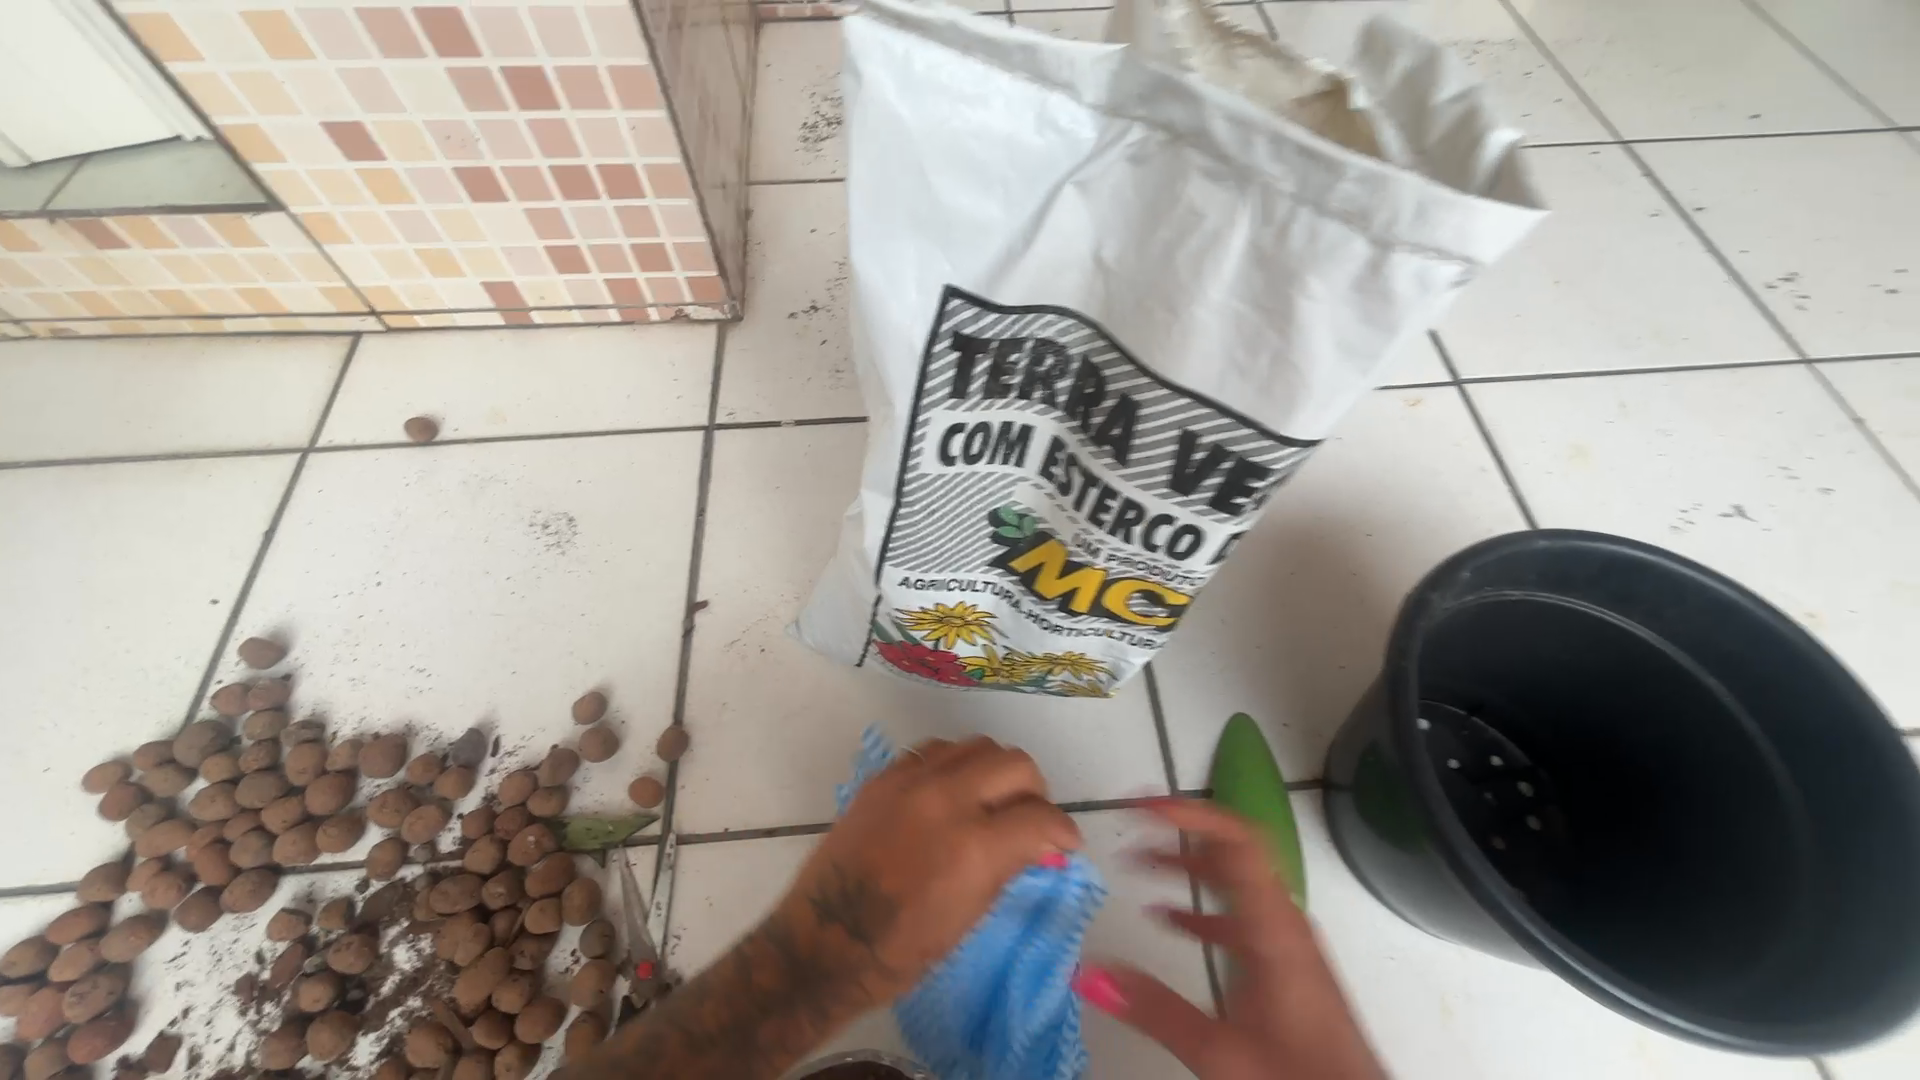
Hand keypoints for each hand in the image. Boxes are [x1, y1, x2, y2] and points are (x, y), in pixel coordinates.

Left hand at [774, 736, 1082, 1004]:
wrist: (825, 940)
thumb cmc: (901, 949)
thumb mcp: (969, 916)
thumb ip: (1007, 866)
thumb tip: (1038, 843)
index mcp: (975, 846)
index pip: (1042, 818)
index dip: (1063, 832)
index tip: (1063, 844)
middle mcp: (947, 799)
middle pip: (1015, 763)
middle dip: (1034, 791)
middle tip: (1029, 818)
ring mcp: (911, 781)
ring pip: (977, 745)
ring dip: (994, 771)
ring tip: (989, 801)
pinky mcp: (884, 777)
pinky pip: (934, 750)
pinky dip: (953, 766)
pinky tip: (949, 794)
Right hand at [1075, 800, 1387, 1079]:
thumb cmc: (1297, 1076)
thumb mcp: (1220, 1051)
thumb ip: (1154, 1009)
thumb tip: (1086, 971)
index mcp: (1273, 928)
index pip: (1237, 840)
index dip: (1192, 813)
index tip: (1145, 806)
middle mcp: (1282, 923)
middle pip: (1232, 853)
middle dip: (1178, 834)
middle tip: (1131, 827)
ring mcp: (1286, 943)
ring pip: (1233, 883)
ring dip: (1186, 866)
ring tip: (1138, 865)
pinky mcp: (1284, 966)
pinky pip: (1237, 915)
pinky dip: (1200, 906)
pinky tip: (1167, 920)